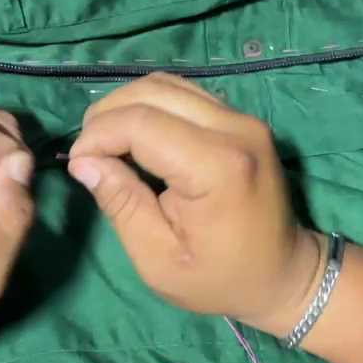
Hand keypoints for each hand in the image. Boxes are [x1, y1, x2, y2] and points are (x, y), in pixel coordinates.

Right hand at [66, 74, 325, 336]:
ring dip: (125, 106)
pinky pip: (183, 93)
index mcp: (217, 168)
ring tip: (106, 142)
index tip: (78, 165)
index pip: (140, 123)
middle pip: (150, 93)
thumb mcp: (158, 259)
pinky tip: (135, 136)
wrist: (284, 275)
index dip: (98, 137)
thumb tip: (83, 161)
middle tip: (87, 154)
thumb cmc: (219, 278)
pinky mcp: (239, 117)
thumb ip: (122, 204)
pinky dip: (149, 106)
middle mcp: (234, 129)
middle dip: (106, 116)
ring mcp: (241, 118)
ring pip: (165, 84)